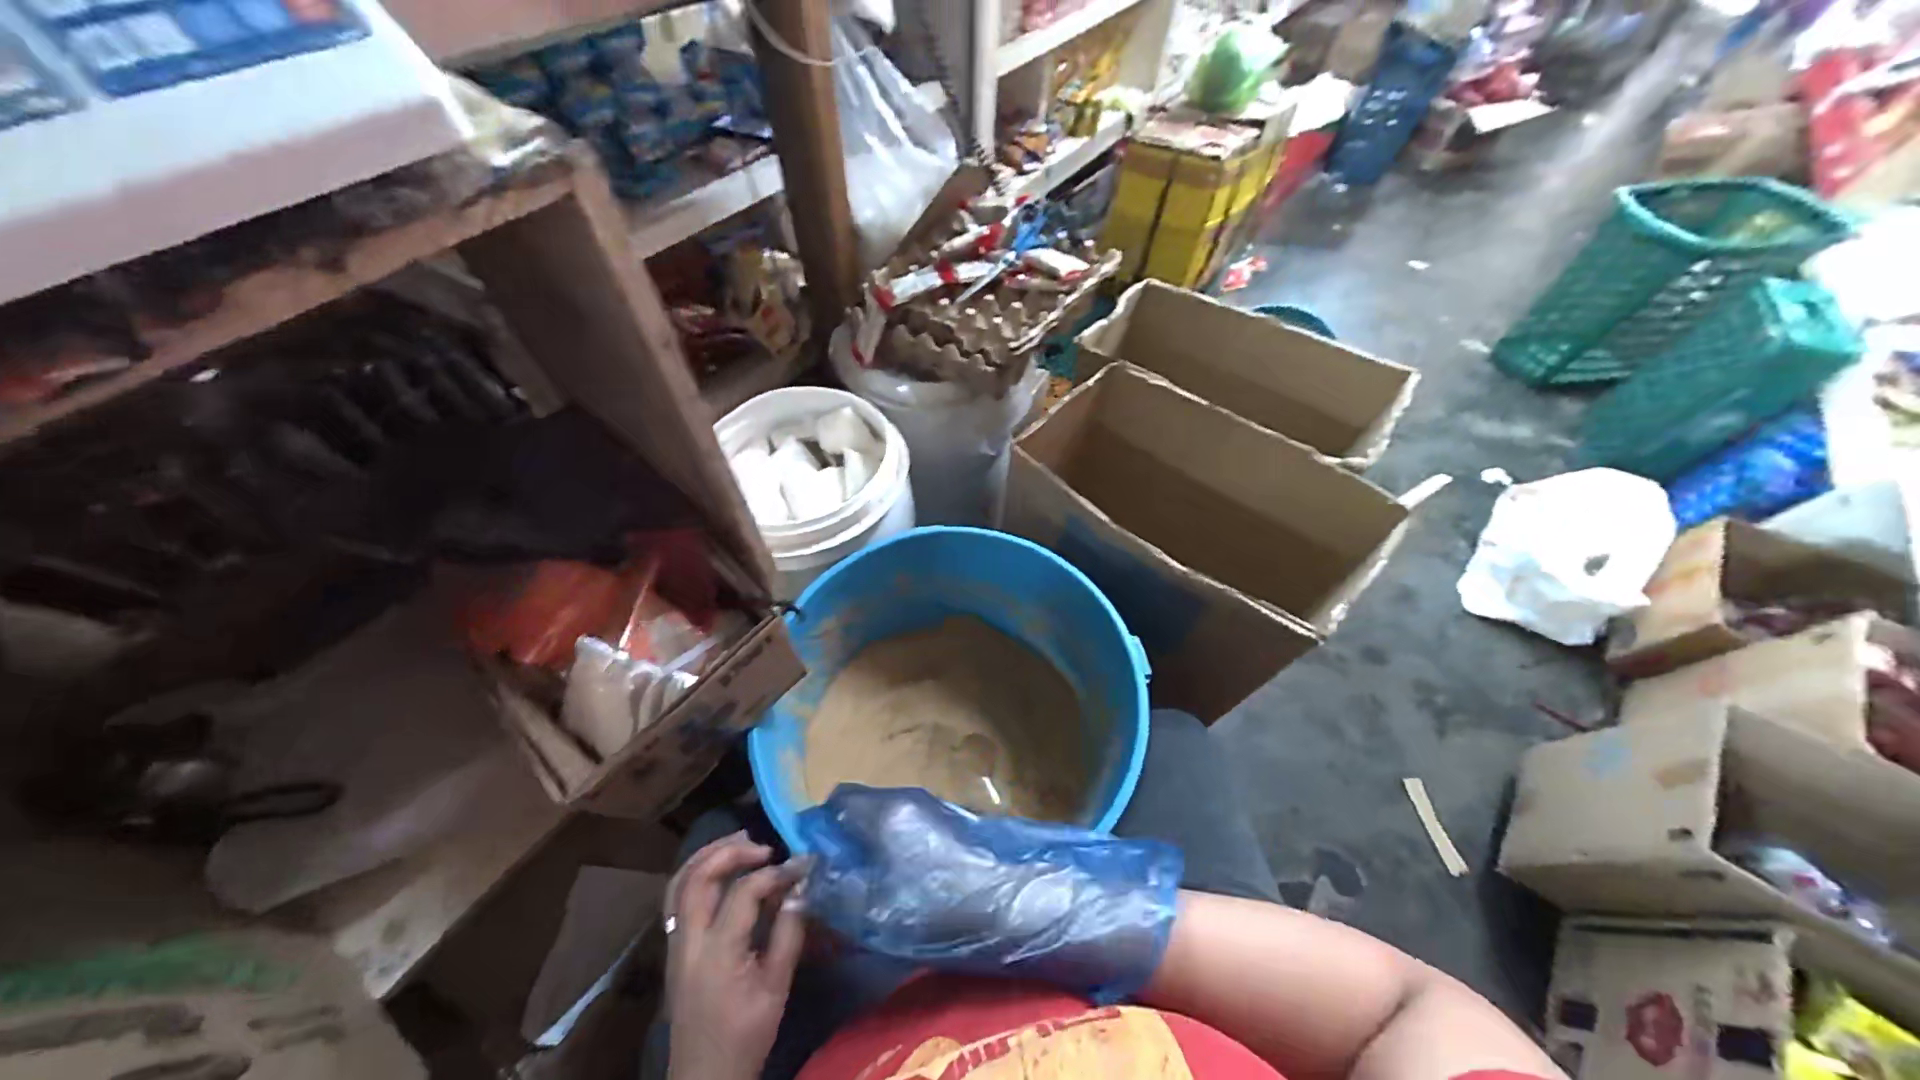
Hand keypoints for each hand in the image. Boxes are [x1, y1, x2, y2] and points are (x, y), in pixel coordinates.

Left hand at [665, 832, 807, 1079]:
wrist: (704, 1078)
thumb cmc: (745, 1036)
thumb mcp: (776, 988)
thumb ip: (789, 934)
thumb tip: (802, 890)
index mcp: (716, 952)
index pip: (744, 892)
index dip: (776, 874)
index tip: (803, 868)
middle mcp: (688, 941)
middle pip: (699, 877)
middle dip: (731, 852)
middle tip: (765, 847)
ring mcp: (675, 944)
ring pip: (680, 883)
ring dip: (708, 856)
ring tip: (740, 843)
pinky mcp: (674, 949)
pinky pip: (678, 898)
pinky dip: (697, 874)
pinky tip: (720, 871)